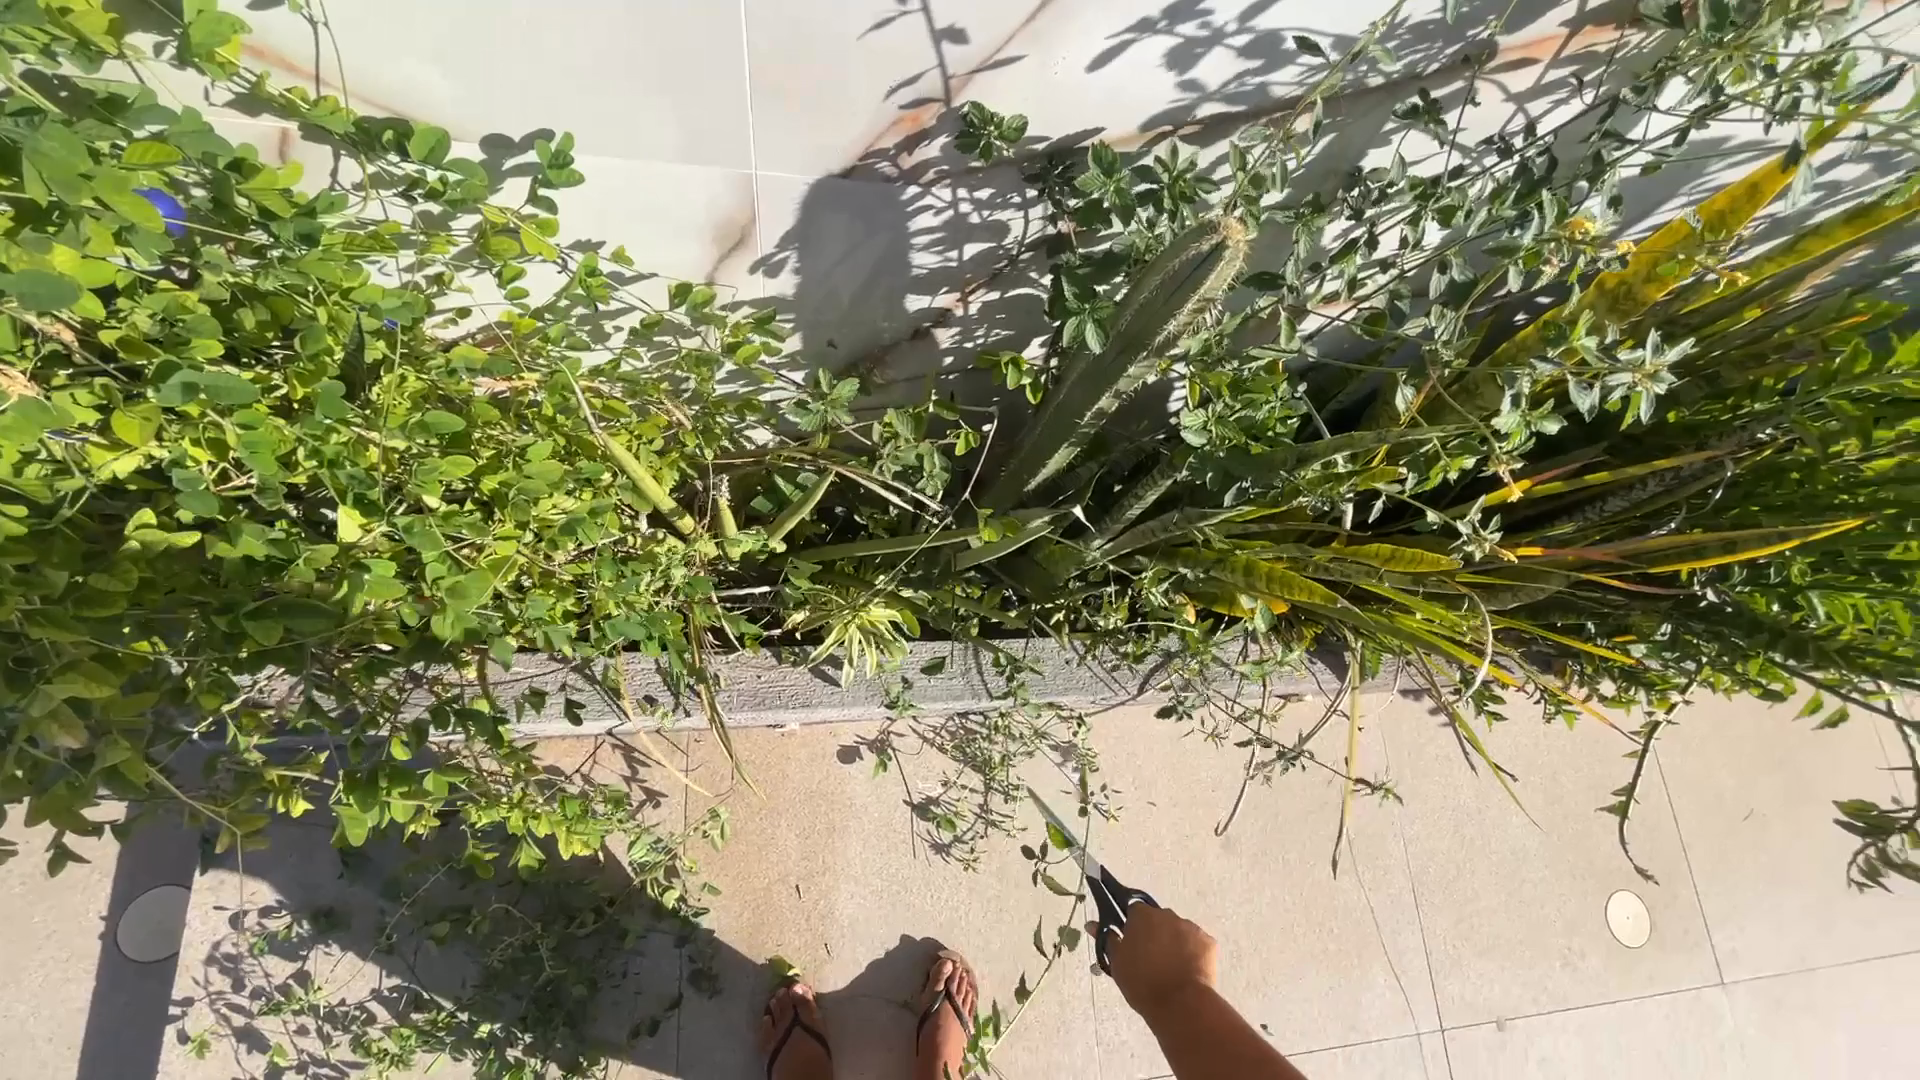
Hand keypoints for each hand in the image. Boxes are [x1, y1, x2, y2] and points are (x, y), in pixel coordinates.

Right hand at [1093, 904, 1218, 1020]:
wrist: (1180, 1005)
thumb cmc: (1142, 983)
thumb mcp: (1117, 963)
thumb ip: (1107, 939)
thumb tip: (1092, 924)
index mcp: (1141, 915)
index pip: (1134, 911)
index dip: (1133, 927)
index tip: (1132, 943)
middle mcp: (1166, 914)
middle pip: (1158, 920)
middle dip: (1155, 935)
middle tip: (1150, 960)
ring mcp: (1190, 927)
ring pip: (1178, 931)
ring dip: (1174, 943)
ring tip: (1171, 970)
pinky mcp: (1208, 942)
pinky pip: (1197, 944)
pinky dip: (1192, 954)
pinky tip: (1187, 972)